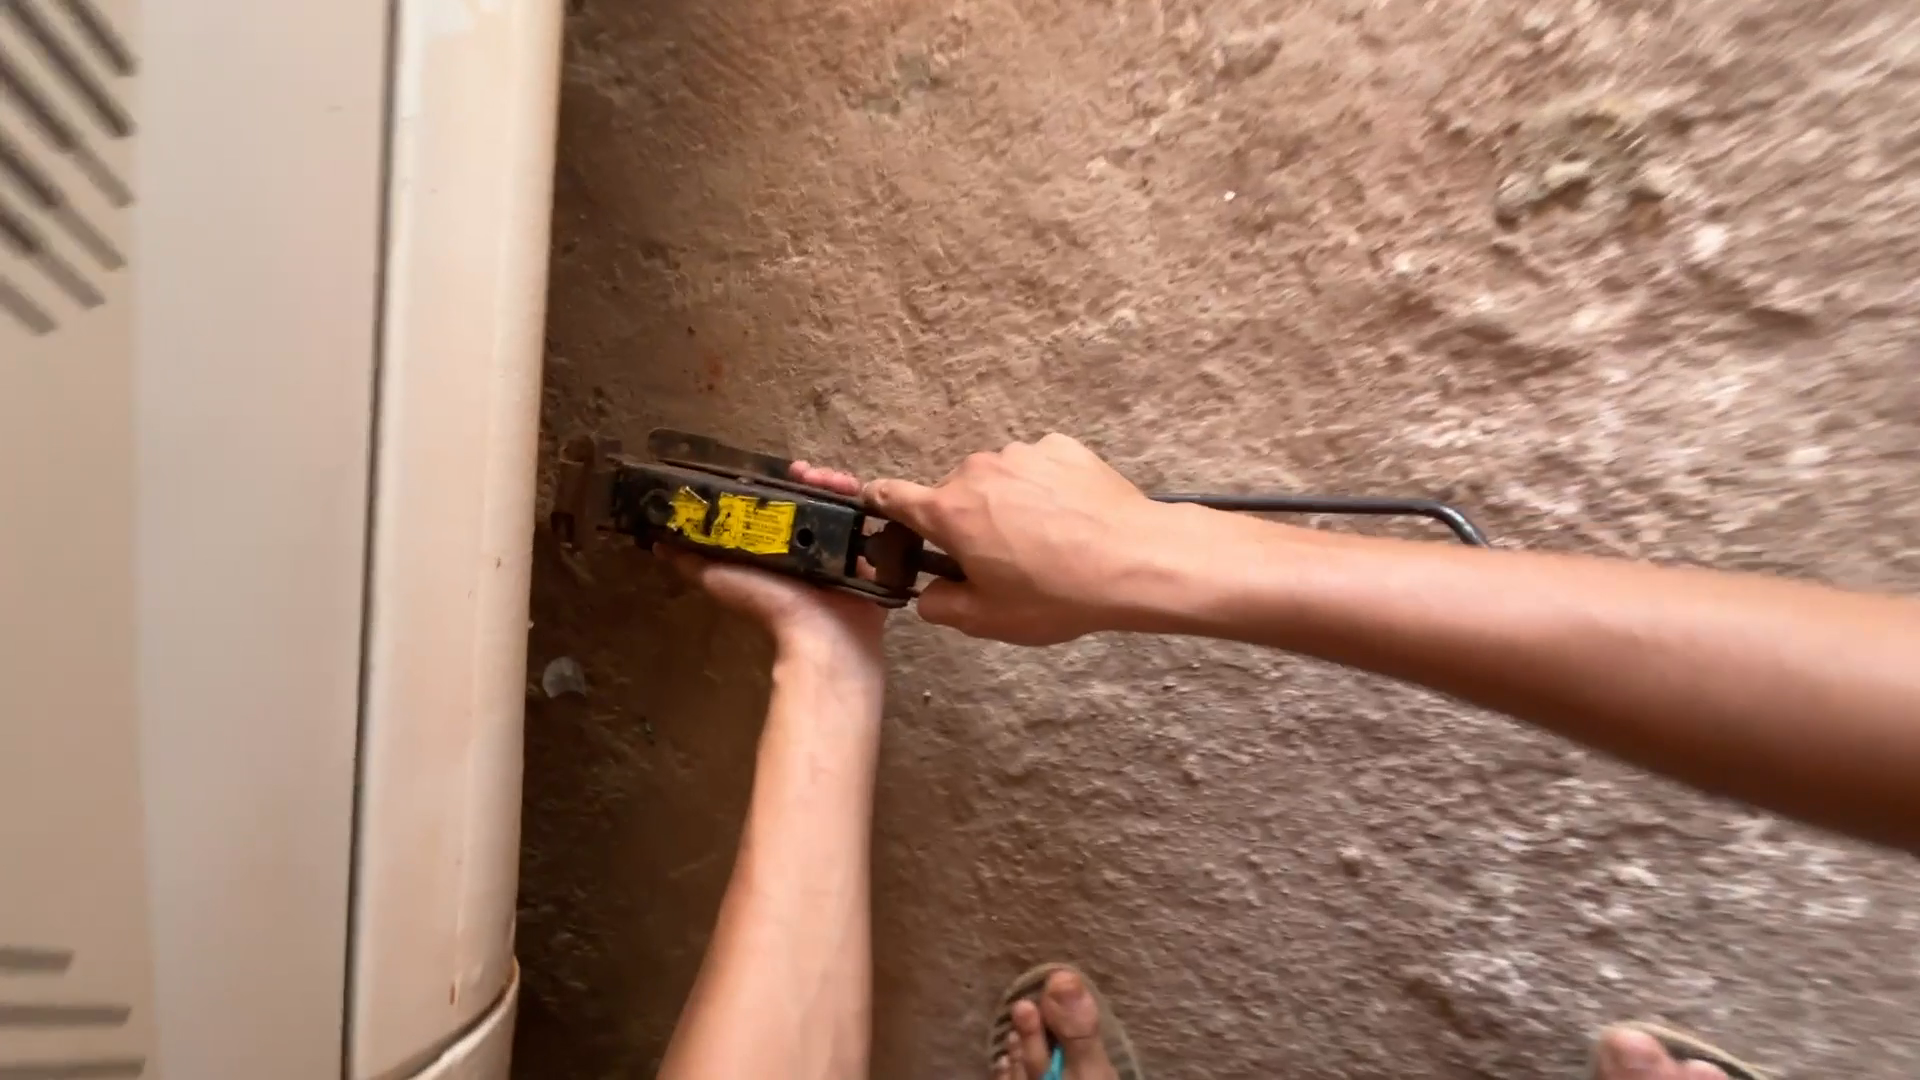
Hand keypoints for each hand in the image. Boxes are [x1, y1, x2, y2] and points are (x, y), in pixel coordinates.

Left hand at [659, 463, 887, 668]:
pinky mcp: (870, 555)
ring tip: (828, 478)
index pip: (780, 506)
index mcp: (778, 550)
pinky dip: (864, 502)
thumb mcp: (719, 579)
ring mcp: (842, 550)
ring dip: (834, 484)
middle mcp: (810, 547)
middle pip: (814, 501)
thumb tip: (655, 542)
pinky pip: (870, 520)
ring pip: (841, 504)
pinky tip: (854, 489)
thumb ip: (691, 561)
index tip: (783, 470)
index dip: (781, 485)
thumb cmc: (770, 605)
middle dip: (811, 480)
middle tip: (806, 471)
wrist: (822, 633)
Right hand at [862, 434, 1172, 643]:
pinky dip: (1043, 488)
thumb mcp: (988, 620)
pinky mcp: (1061, 447)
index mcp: (950, 511)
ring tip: (1044, 540)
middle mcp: (977, 471)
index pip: (891, 496)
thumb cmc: (1057, 593)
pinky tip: (1069, 518)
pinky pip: (1036, 467)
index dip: (881, 505)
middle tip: (999, 559)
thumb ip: (940, 607)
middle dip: (966, 522)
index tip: (881, 512)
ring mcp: (1021, 454)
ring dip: (1006, 504)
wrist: (1135, 561)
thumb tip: (928, 595)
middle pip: (954, 495)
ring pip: (997, 480)